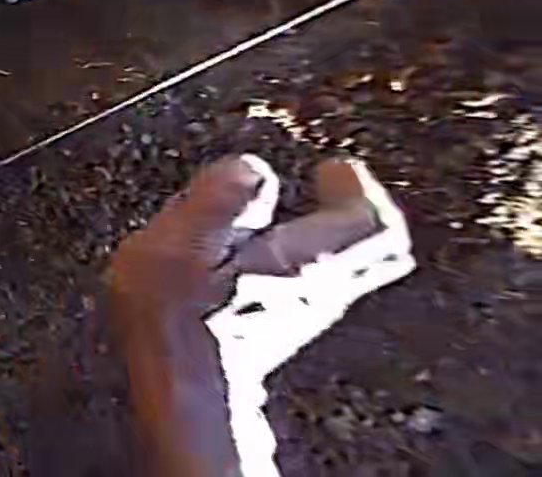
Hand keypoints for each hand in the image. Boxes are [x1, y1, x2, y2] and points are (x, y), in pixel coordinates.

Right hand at [108, 154, 413, 476]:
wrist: (178, 376)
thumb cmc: (175, 312)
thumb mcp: (180, 243)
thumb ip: (217, 204)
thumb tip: (250, 165)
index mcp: (296, 262)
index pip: (364, 225)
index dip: (356, 191)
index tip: (334, 166)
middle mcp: (312, 288)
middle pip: (366, 251)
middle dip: (354, 213)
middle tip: (332, 184)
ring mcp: (296, 310)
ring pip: (339, 269)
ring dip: (325, 234)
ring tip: (292, 209)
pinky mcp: (271, 322)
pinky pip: (307, 283)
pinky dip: (297, 256)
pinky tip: (259, 253)